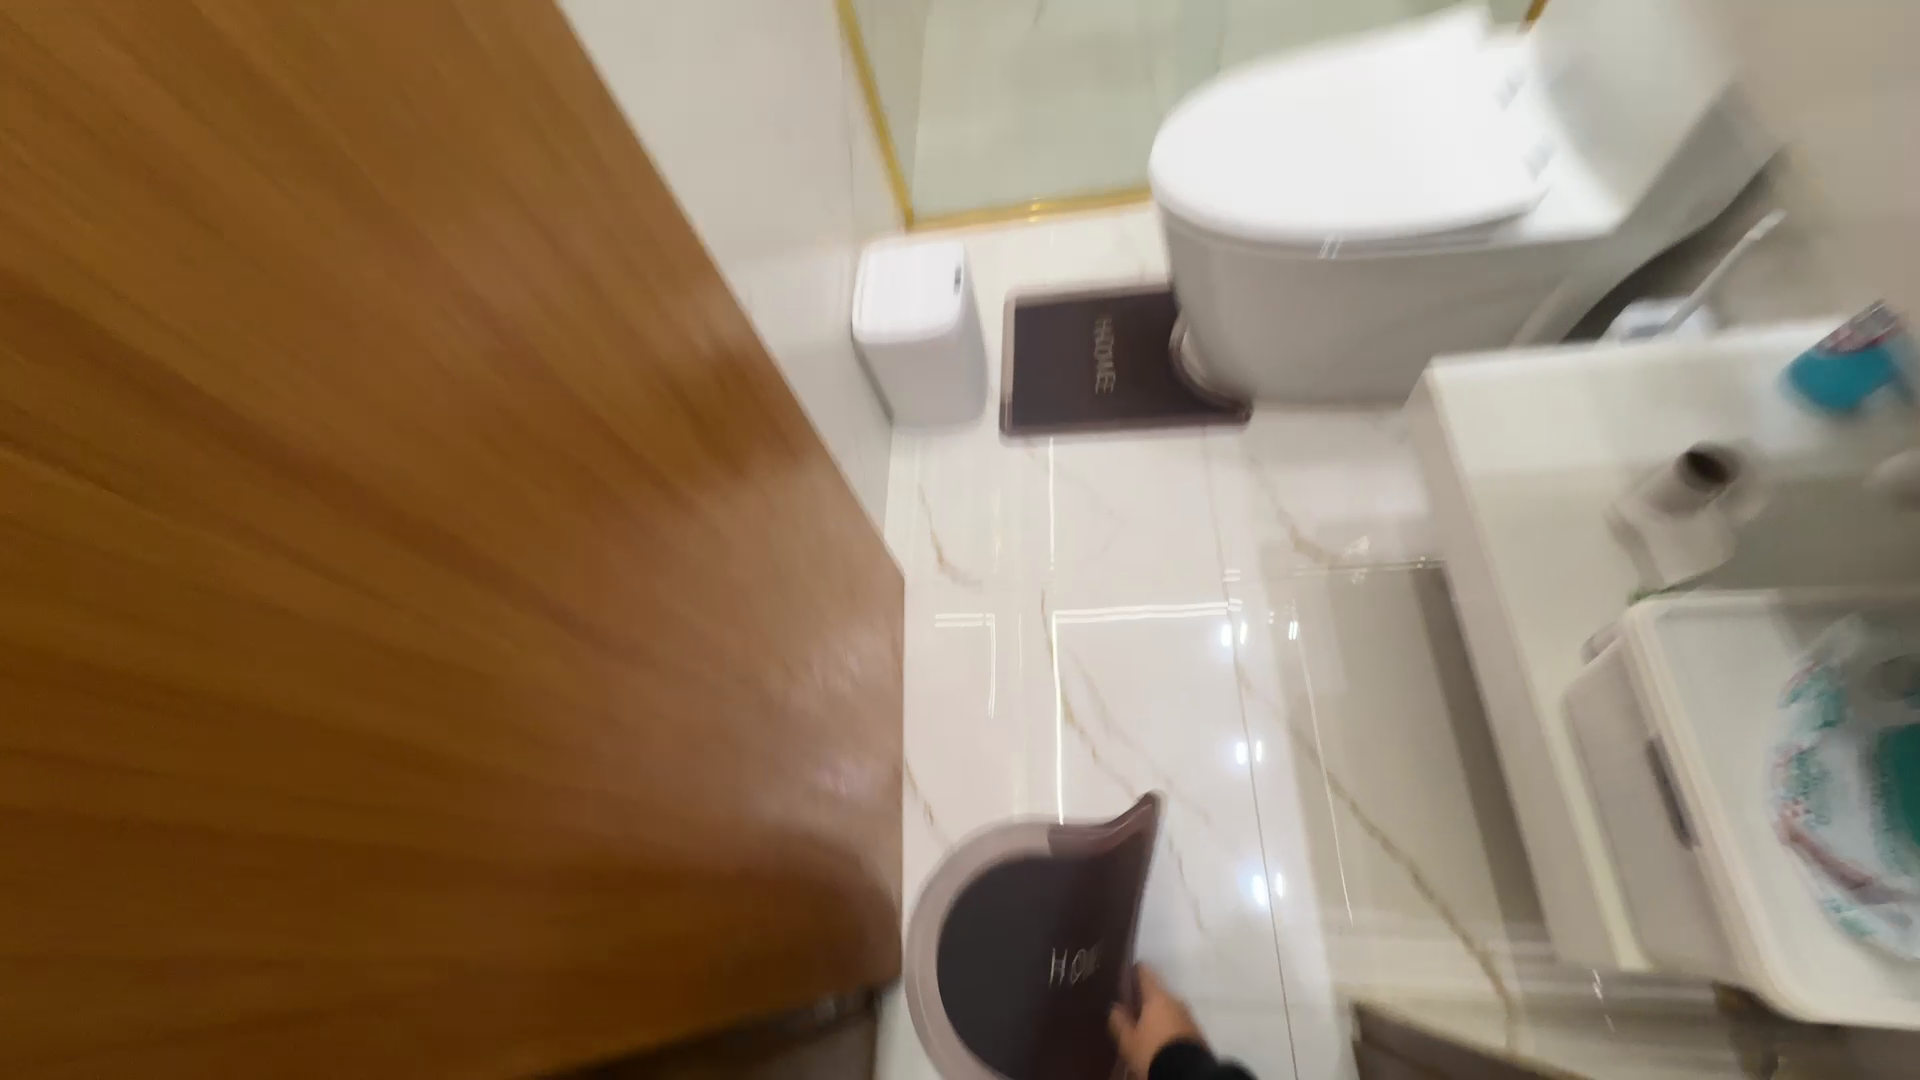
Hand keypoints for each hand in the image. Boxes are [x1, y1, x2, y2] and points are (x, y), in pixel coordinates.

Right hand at [1108, 964, 1203, 1076]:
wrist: (1188, 1076)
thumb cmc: (1153, 1052)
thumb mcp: (1128, 1041)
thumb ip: (1118, 1021)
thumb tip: (1115, 1007)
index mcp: (1156, 995)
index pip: (1144, 971)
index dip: (1133, 972)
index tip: (1124, 978)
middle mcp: (1174, 999)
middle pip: (1156, 992)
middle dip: (1144, 1001)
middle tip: (1132, 1012)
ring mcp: (1188, 1015)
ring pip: (1168, 1009)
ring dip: (1157, 1016)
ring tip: (1145, 1030)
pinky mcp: (1197, 1033)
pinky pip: (1178, 1023)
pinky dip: (1168, 1027)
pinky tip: (1160, 1041)